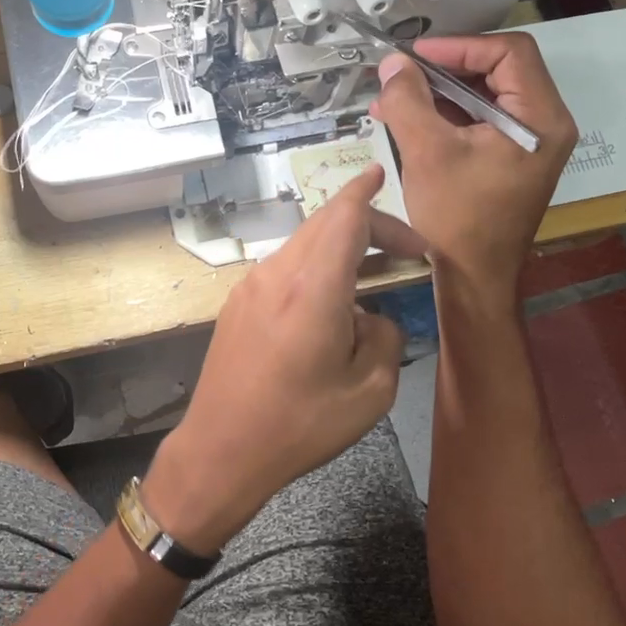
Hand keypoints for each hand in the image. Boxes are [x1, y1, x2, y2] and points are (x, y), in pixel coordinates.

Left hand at [143, 166, 410, 554]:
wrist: (222, 450)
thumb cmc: (300, 425)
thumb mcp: (370, 391)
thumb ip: (384, 337)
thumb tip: (371, 316)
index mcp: (312, 288)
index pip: (344, 216)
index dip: (367, 192)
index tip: (383, 175)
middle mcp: (276, 274)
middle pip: (324, 223)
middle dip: (367, 224)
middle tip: (403, 250)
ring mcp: (250, 287)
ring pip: (302, 245)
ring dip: (339, 248)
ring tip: (371, 277)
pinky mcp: (237, 305)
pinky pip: (283, 269)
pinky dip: (314, 267)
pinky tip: (330, 301)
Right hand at [369, 32, 577, 291]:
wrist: (474, 277)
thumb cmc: (458, 216)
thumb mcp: (427, 152)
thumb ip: (408, 100)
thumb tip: (391, 64)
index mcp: (540, 118)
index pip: (508, 53)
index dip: (459, 46)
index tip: (415, 56)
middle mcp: (545, 124)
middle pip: (498, 71)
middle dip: (445, 69)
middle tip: (402, 74)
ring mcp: (530, 143)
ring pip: (485, 96)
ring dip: (440, 93)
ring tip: (394, 97)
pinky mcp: (512, 159)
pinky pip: (481, 122)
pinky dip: (447, 116)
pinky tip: (407, 120)